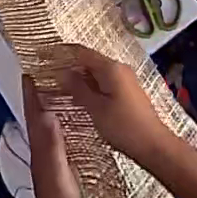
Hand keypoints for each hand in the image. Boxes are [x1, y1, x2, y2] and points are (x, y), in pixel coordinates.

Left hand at [21, 74, 85, 197]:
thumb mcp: (59, 173)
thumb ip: (53, 145)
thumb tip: (48, 113)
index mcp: (40, 146)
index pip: (32, 110)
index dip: (30, 89)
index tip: (32, 65)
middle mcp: (42, 148)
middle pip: (37, 112)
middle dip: (40, 90)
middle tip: (49, 66)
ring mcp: (50, 157)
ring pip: (47, 122)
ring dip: (50, 102)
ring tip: (61, 83)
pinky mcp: (61, 164)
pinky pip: (58, 133)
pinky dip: (62, 119)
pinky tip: (72, 116)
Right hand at [39, 43, 173, 162]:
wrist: (153, 145)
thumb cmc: (123, 127)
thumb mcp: (95, 108)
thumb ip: (78, 88)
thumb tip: (61, 72)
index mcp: (110, 68)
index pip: (81, 52)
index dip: (61, 52)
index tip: (42, 54)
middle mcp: (118, 68)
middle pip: (88, 61)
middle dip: (68, 66)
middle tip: (46, 74)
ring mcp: (124, 80)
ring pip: (95, 73)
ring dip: (78, 78)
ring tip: (57, 87)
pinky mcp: (127, 92)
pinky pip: (103, 82)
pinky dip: (89, 87)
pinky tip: (77, 98)